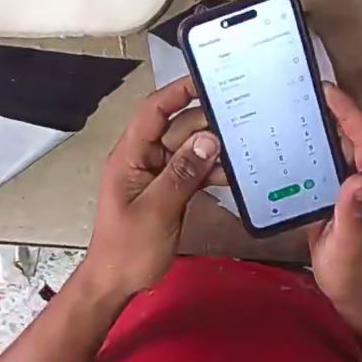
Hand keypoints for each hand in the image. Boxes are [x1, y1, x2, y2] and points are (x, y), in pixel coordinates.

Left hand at [76, 76, 221, 300]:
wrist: (118, 280)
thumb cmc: (128, 248)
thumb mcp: (157, 209)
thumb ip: (182, 173)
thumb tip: (208, 140)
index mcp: (131, 156)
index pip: (154, 112)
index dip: (178, 92)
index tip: (207, 80)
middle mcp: (144, 159)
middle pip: (177, 128)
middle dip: (206, 122)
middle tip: (240, 118)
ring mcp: (158, 175)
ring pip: (189, 149)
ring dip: (212, 148)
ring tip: (243, 145)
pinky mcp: (171, 190)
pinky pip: (193, 170)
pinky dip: (211, 170)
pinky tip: (233, 172)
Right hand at [307, 84, 361, 335]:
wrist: (354, 295)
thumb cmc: (355, 272)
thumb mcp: (353, 243)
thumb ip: (356, 211)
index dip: (350, 113)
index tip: (328, 92)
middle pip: (357, 137)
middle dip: (336, 113)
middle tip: (304, 95)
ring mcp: (356, 190)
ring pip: (344, 150)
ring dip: (325, 130)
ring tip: (295, 112)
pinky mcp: (341, 198)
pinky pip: (331, 166)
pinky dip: (316, 152)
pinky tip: (293, 147)